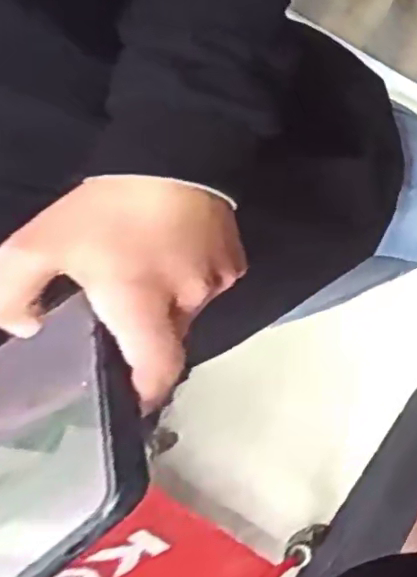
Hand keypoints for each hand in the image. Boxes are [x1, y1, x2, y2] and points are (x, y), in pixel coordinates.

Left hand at [0, 176, 246, 409]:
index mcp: (141, 301)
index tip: (135, 409)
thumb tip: (32, 328)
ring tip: (138, 279)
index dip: (147, 390)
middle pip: (166, 336)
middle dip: (140, 336)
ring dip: (161, 308)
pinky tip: (166, 261)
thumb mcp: (30, 250)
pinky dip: (183, 287)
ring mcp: (219, 280)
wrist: (178, 167)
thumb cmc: (103, 212)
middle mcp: (189, 297)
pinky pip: (205, 289)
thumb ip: (11, 298)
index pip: (156, 361)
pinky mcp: (234, 264)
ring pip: (185, 312)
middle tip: (111, 317)